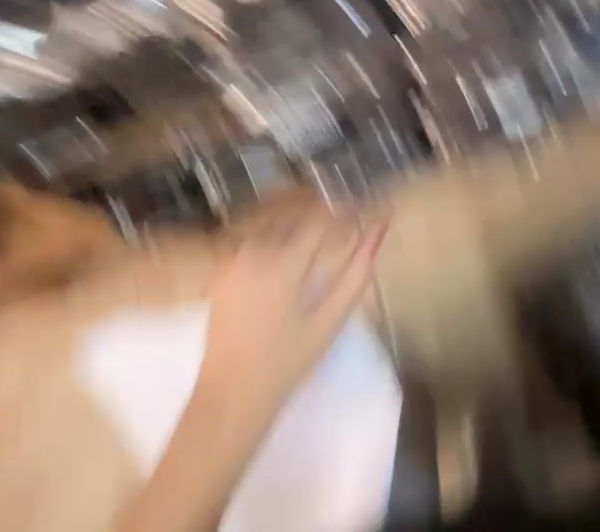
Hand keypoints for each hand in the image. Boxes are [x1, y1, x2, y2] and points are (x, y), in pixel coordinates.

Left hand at [196, 208, 388, 415]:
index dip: (344, 212)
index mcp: (284, 262)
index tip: (361, 213)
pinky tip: (288, 243)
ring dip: (297, 214)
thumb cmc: (287, 362)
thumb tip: (378, 232)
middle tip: (344, 217)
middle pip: (294, 210)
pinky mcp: (221, 266)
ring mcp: (233, 255)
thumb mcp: (329, 321)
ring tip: (320, 228)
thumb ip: (356, 274)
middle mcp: (255, 249)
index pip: (320, 219)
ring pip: (271, 217)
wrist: (231, 392)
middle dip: (322, 209)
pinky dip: (273, 228)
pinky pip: (251, 232)